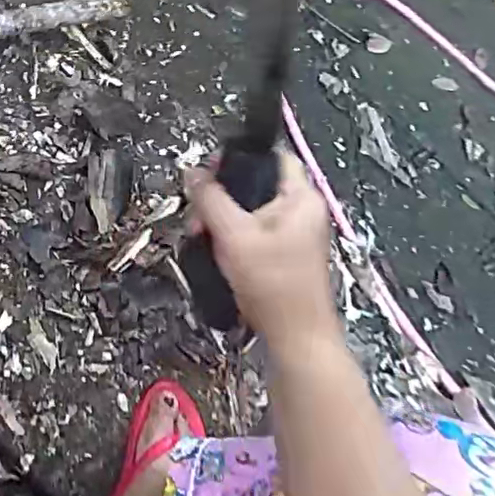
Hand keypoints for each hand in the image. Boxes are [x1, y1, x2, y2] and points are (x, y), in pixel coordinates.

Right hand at [184, 149, 337, 340]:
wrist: (296, 339)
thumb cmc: (274, 286)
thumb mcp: (233, 234)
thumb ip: (210, 198)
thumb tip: (192, 172)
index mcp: (301, 198)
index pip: (272, 155)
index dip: (239, 157)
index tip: (211, 170)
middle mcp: (302, 211)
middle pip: (254, 182)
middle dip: (221, 194)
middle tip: (200, 211)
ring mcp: (294, 232)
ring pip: (249, 206)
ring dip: (222, 216)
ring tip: (204, 233)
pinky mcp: (284, 251)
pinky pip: (252, 227)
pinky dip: (232, 232)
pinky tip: (217, 247)